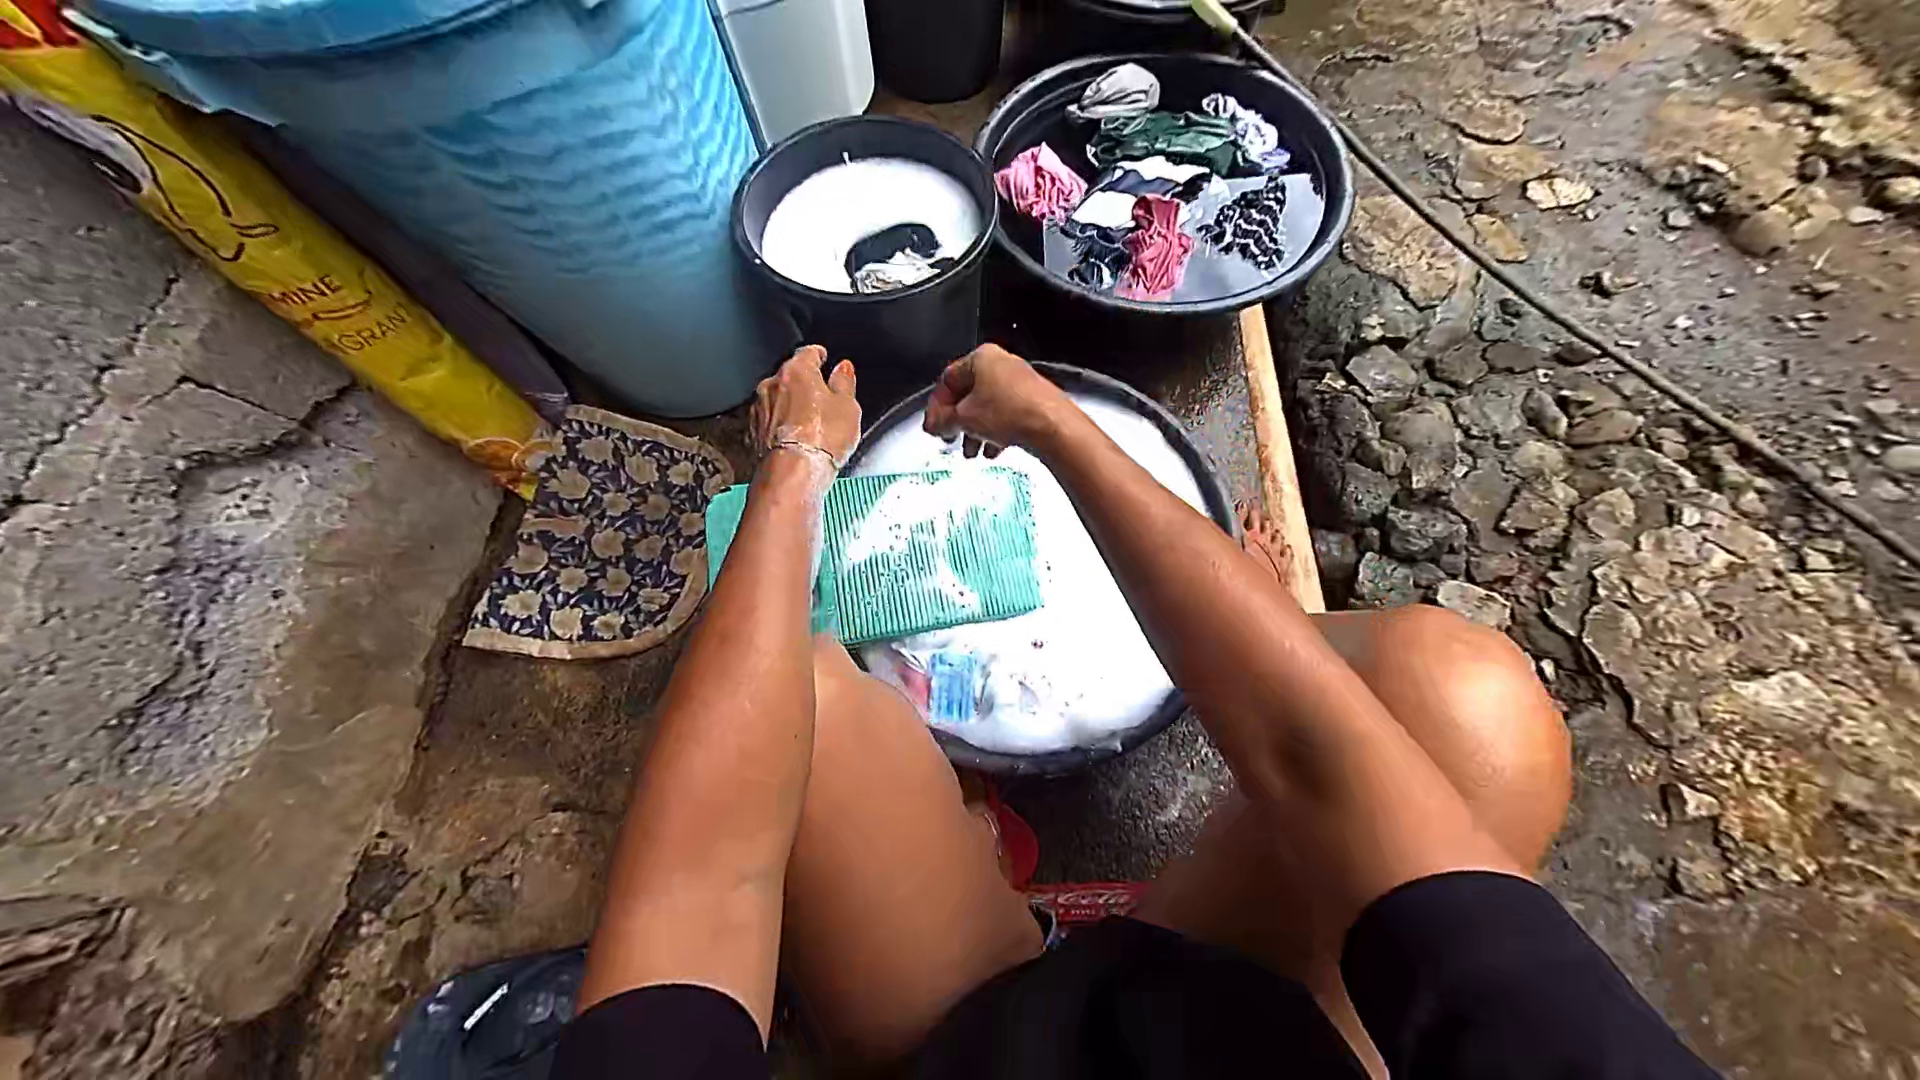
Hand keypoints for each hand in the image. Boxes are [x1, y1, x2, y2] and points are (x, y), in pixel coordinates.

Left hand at [752, 345, 859, 468]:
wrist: (794, 472)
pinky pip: (770, 422)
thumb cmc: (821, 439)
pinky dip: (781, 426)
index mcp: (797, 371)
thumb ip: (845, 383)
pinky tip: (795, 438)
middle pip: (791, 377)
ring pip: (778, 400)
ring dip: (791, 406)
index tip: (823, 357)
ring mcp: (760, 409)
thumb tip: (844, 369)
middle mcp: (772, 385)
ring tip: (810, 424)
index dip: (818, 354)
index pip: (808, 353)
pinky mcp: (754, 433)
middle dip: (805, 384)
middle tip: (822, 397)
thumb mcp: (848, 407)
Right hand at [922, 344, 1073, 456]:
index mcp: (981, 358)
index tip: (934, 425)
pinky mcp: (1032, 400)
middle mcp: (1001, 365)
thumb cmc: (1014, 412)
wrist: (1052, 427)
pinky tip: (992, 448)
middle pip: (969, 394)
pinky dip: (995, 430)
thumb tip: (935, 424)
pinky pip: (1006, 414)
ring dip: (975, 429)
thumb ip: (942, 421)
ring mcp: (1019, 382)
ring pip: (987, 407)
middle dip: (957, 420)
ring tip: (972, 448)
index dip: (936, 406)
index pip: (947, 380)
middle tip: (950, 436)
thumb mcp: (964, 419)